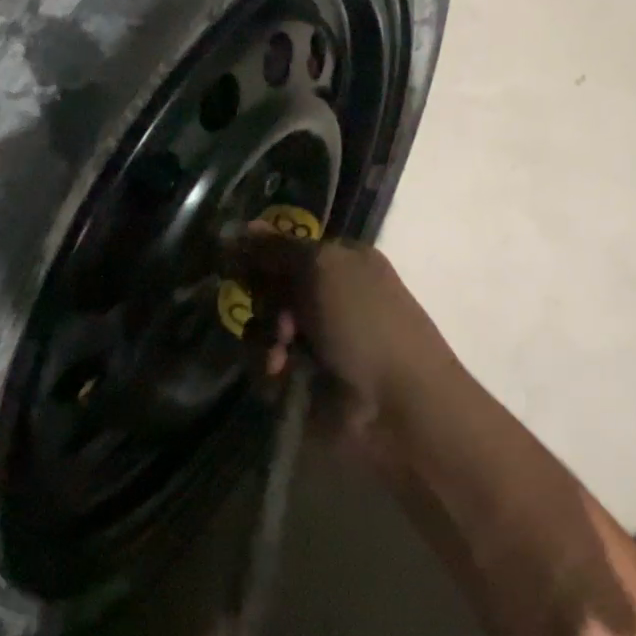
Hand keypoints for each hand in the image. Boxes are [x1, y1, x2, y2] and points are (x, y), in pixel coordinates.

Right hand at [222, 229, 459, 451]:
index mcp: (342, 261)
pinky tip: (282, 376)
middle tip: (281, 316)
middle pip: (268, 286)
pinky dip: (268, 368)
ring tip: (281, 355)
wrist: (396, 408)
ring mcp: (314, 340)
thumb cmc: (366, 323)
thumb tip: (239, 227)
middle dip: (265, 299)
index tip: (239, 260)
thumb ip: (276, 246)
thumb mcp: (322, 267)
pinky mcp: (300, 381)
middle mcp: (327, 296)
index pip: (286, 247)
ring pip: (261, 326)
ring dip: (264, 337)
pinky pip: (263, 364)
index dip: (261, 253)